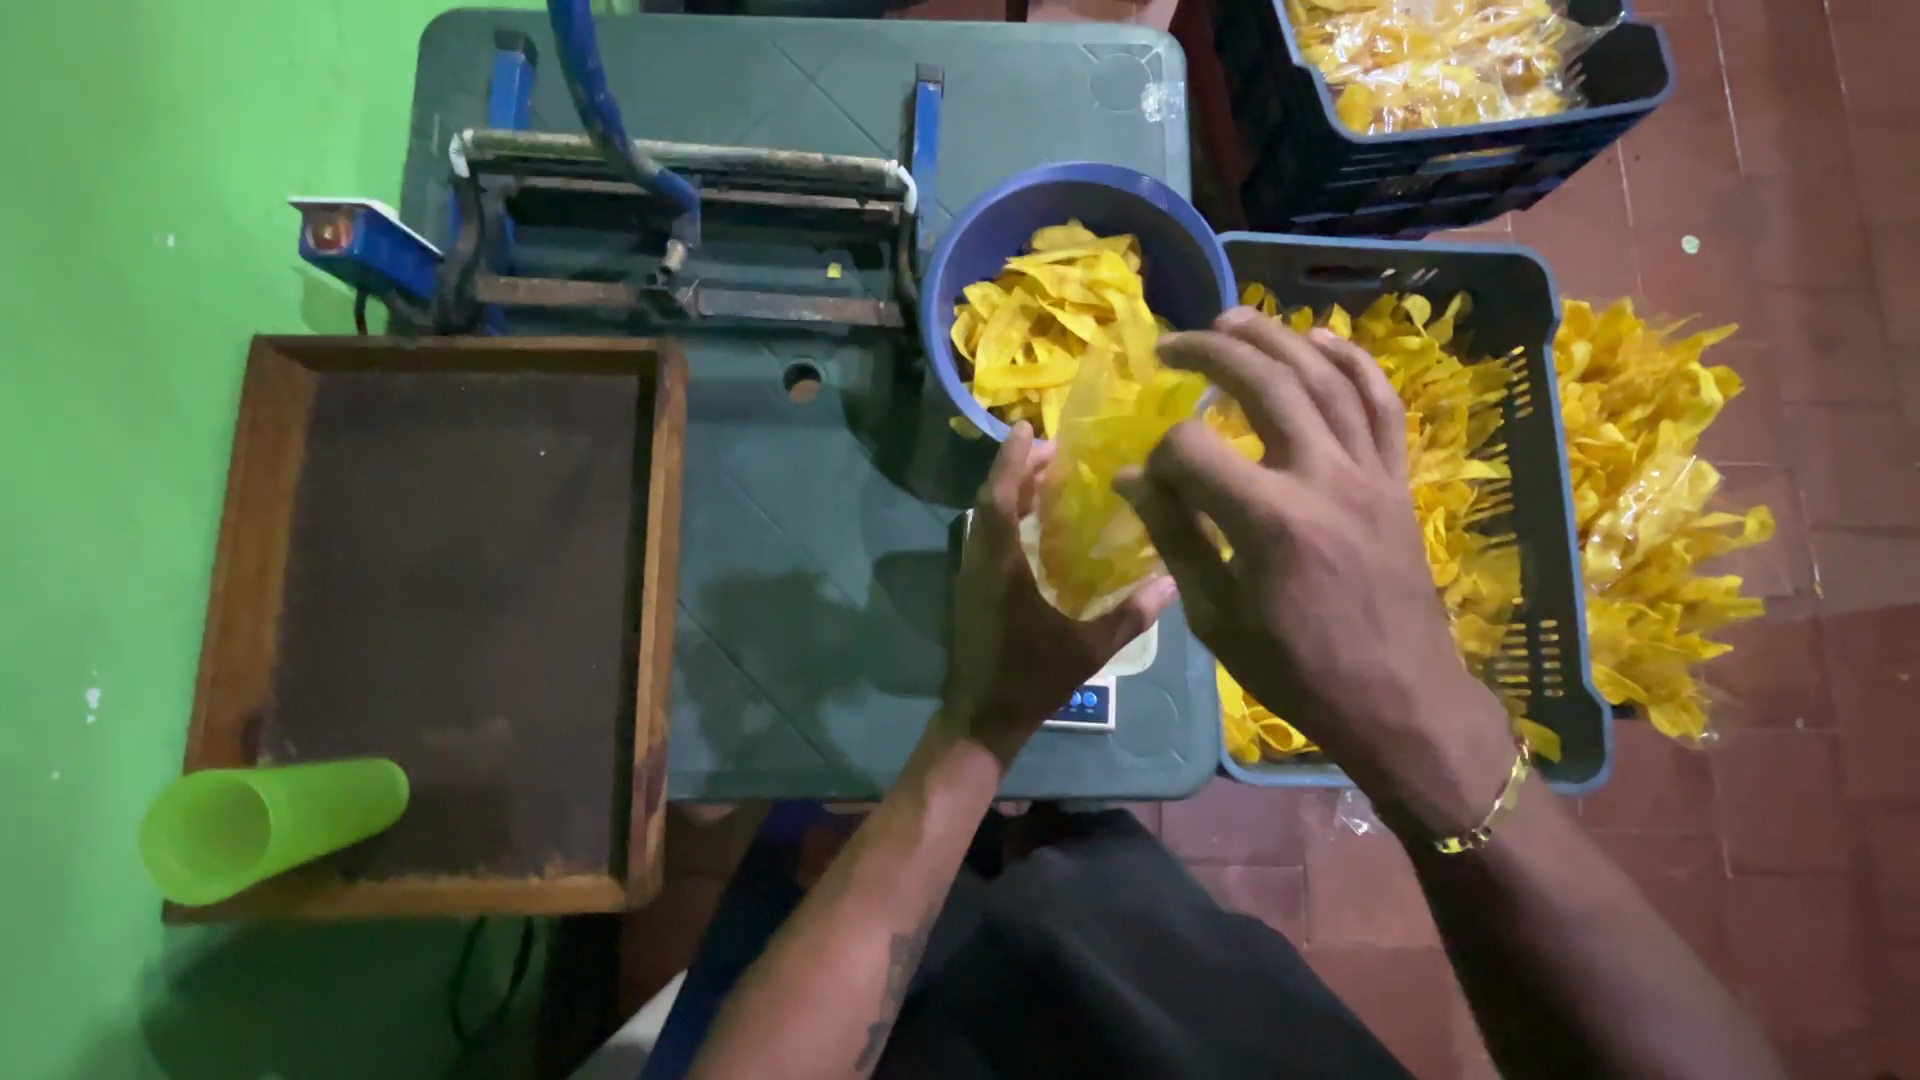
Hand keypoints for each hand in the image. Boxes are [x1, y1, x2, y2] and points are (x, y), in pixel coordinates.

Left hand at [943, 421, 1176, 766]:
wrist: (981, 718)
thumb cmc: (1032, 681)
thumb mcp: (1088, 651)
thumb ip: (1130, 616)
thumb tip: (1174, 582)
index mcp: (1001, 569)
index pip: (999, 499)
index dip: (1011, 461)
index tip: (1026, 428)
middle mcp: (979, 564)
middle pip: (989, 501)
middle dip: (1015, 469)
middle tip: (1052, 451)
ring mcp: (969, 577)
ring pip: (983, 519)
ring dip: (1008, 492)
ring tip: (1045, 477)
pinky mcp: (969, 590)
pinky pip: (984, 538)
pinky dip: (1004, 517)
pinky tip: (1033, 523)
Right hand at [1115, 308, 1511, 834]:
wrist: (1397, 698)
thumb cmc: (1295, 669)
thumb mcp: (1215, 617)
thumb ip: (1175, 537)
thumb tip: (1130, 479)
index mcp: (1269, 521)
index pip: (1193, 451)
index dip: (1158, 456)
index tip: (1147, 479)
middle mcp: (1322, 478)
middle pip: (1264, 384)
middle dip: (1210, 353)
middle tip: (1172, 343)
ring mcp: (1368, 473)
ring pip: (1324, 377)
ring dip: (1276, 338)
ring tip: (1233, 319)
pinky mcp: (1394, 480)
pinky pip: (1380, 405)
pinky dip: (1352, 363)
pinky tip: (1321, 340)